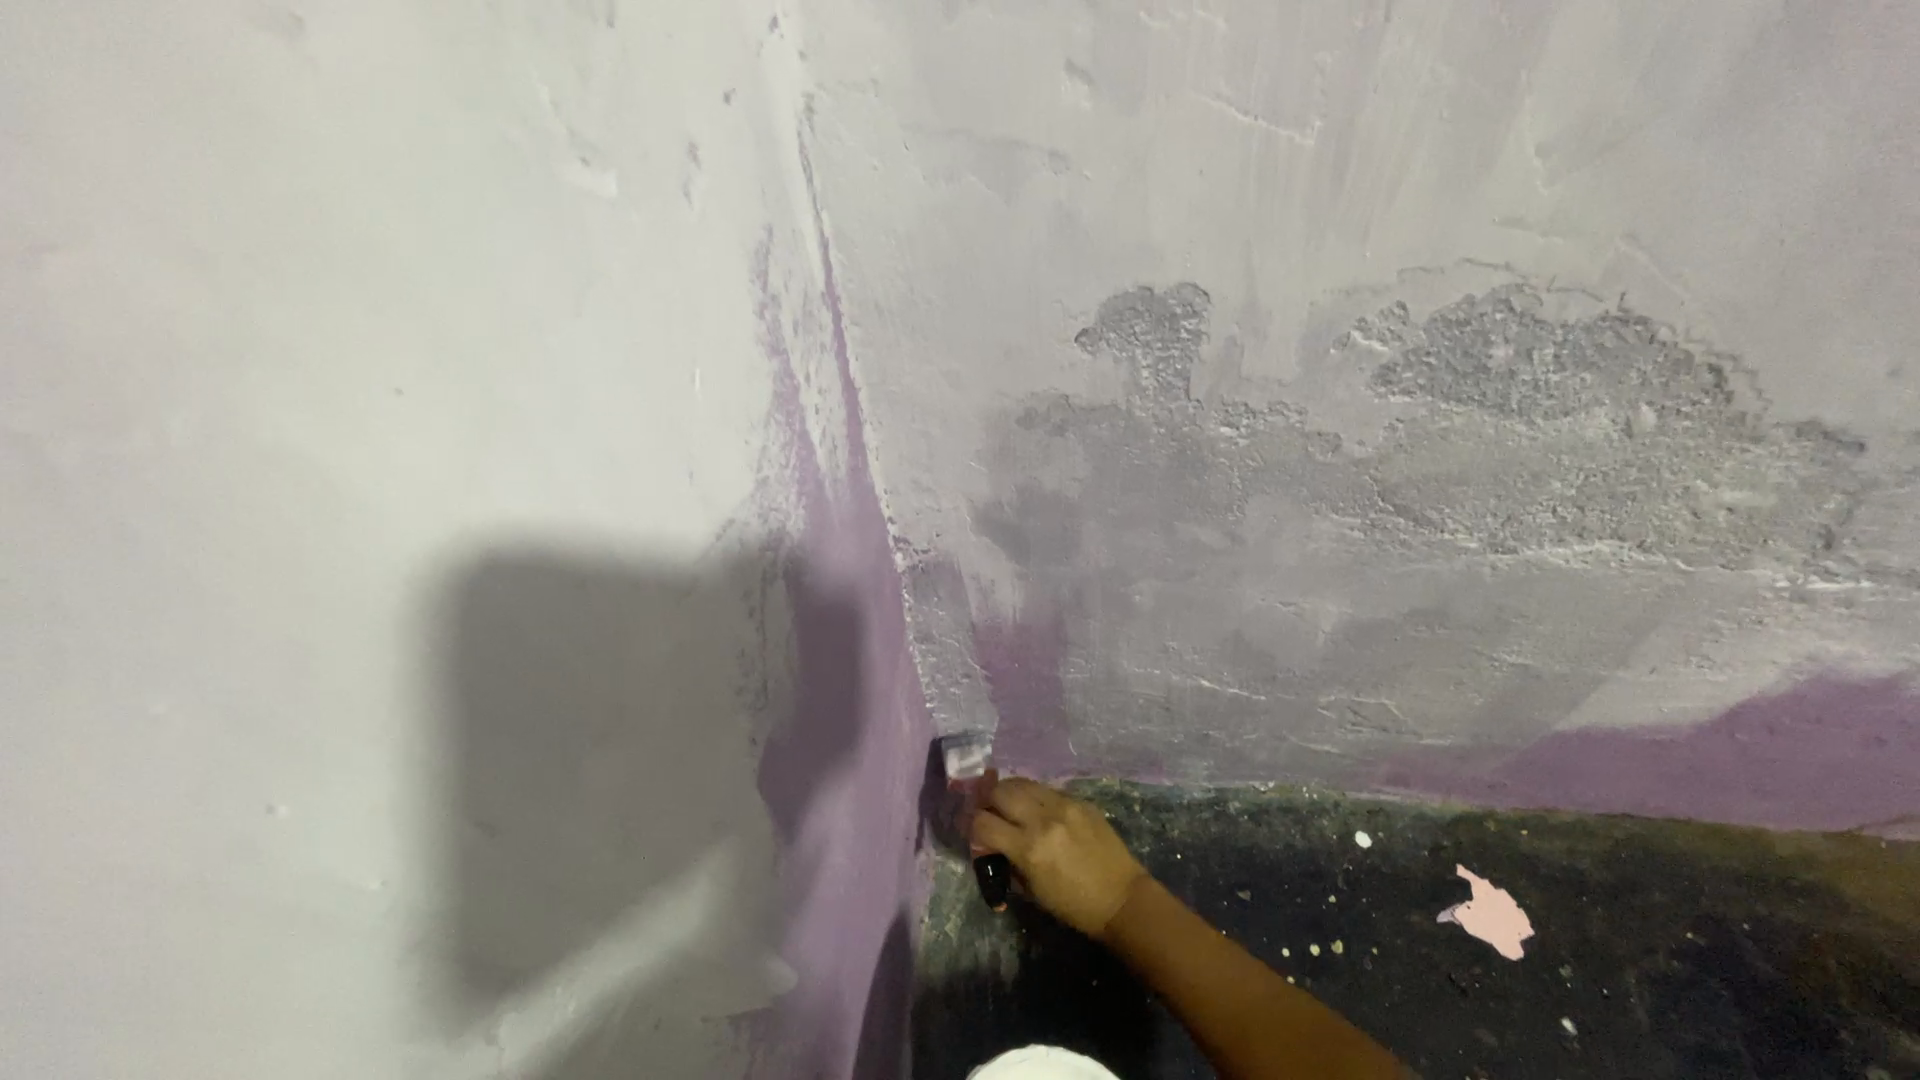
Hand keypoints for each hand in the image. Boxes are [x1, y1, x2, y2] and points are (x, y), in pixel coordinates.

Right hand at [970, 777, 1148, 938]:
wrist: (1121, 897)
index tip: (973, 831)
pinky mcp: (1080, 800)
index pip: (982, 822)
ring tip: (1010, 805)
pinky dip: (1035, 796)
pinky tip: (1038, 809)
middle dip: (987, 801)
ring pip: (1022, 782)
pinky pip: (1047, 789)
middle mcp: (1042, 819)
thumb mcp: (1032, 890)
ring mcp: (1064, 805)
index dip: (971, 826)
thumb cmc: (1074, 905)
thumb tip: (991, 843)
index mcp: (1028, 848)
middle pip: (998, 791)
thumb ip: (1007, 861)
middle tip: (989, 812)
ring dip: (1009, 792)